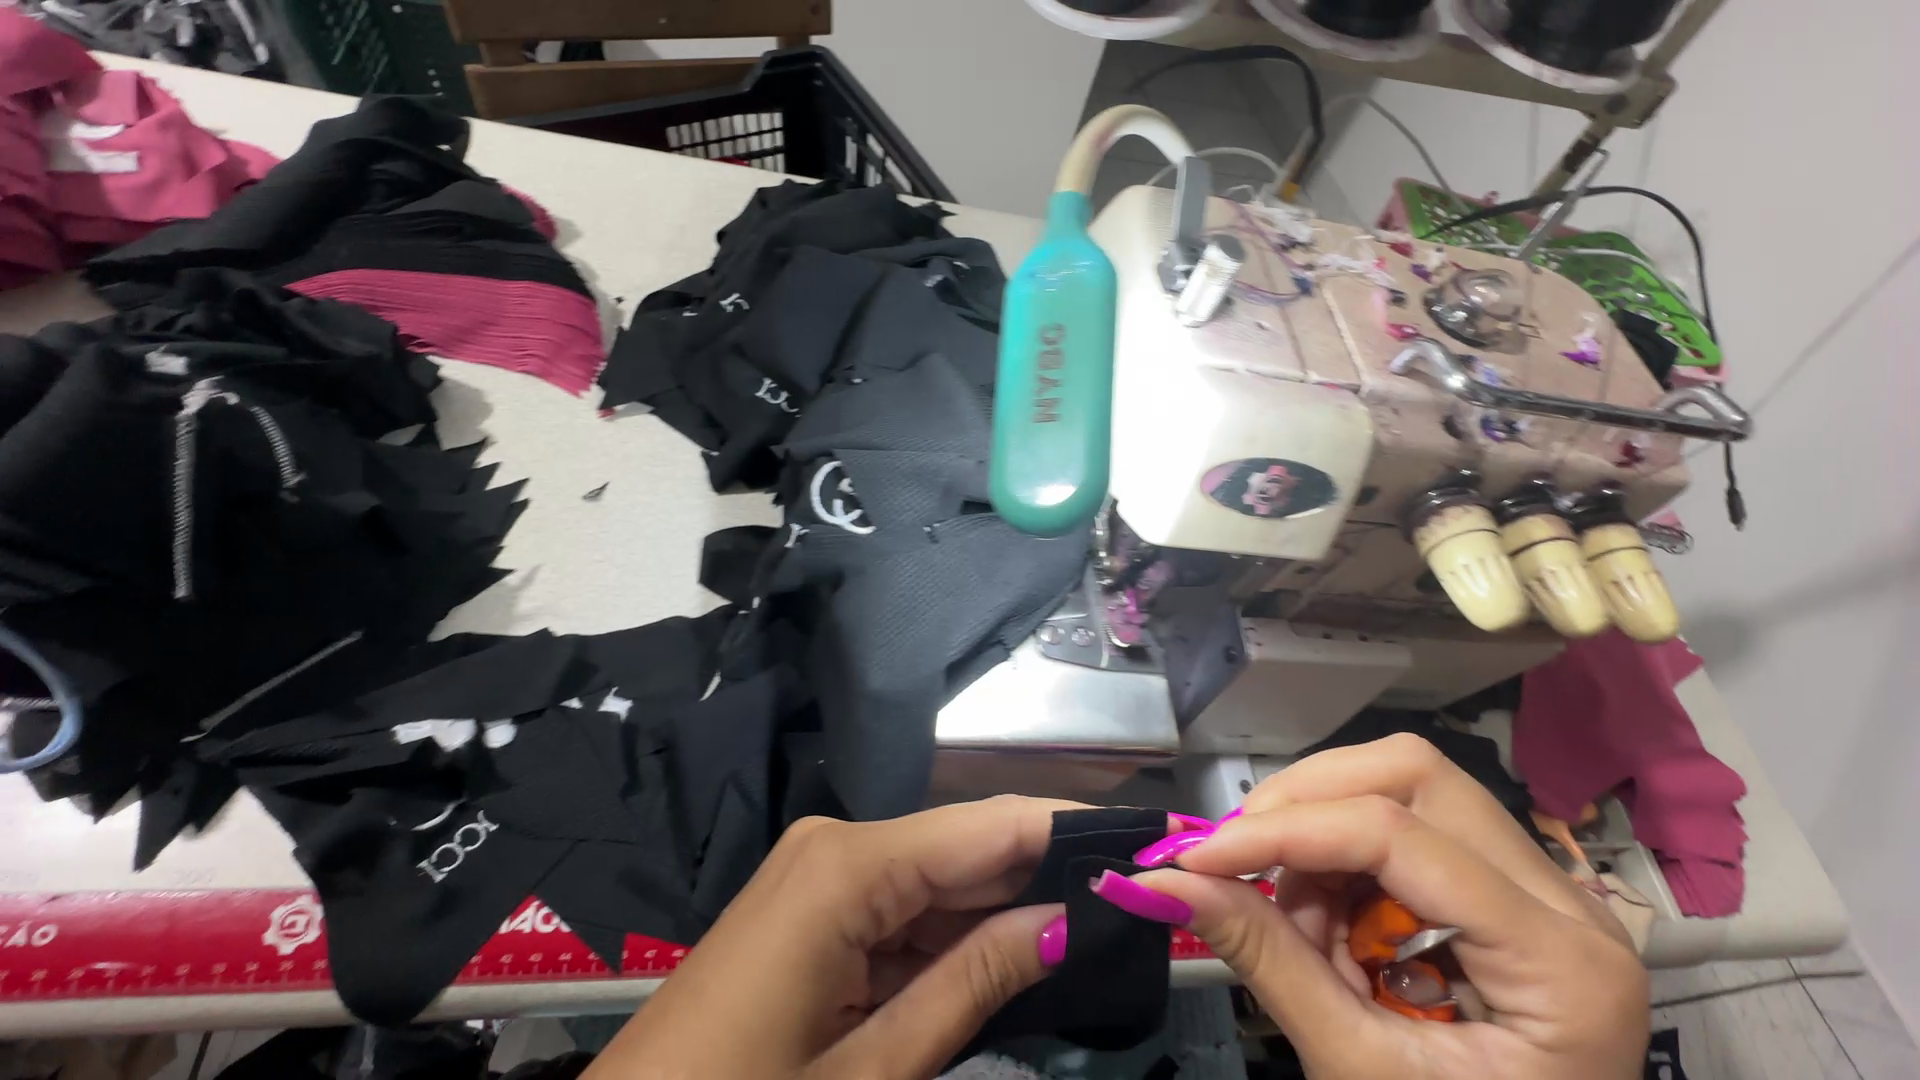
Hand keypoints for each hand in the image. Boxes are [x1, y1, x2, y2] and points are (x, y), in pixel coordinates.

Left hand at [585, 796, 1099, 1079]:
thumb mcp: (873, 1069)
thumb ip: (976, 982)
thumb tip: (1069, 919)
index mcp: (848, 864)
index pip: (988, 825)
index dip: (1070, 831)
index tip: (1147, 842)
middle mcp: (837, 845)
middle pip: (966, 847)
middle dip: (1046, 877)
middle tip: (1133, 901)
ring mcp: (820, 873)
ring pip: (939, 881)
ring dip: (1004, 914)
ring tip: (1092, 933)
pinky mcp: (814, 906)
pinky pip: (902, 910)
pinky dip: (953, 939)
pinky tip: (1012, 961)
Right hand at [1136, 734, 1648, 1079]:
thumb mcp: (1355, 1069)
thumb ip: (1264, 958)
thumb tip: (1160, 882)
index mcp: (1557, 962)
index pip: (1395, 834)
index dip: (1281, 832)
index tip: (1197, 857)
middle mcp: (1566, 901)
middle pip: (1412, 774)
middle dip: (1304, 804)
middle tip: (1239, 860)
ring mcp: (1544, 890)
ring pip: (1407, 784)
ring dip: (1320, 829)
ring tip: (1295, 916)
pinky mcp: (1511, 892)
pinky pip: (1409, 822)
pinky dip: (1341, 856)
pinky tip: (1328, 919)